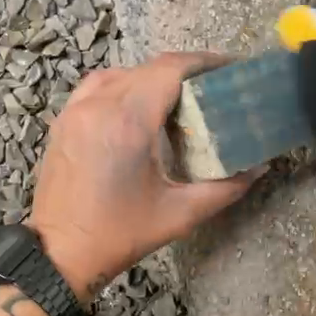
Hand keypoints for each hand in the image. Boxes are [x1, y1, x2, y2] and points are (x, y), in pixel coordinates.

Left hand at [29, 53, 259, 300]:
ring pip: (121, 73)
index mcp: (128, 122)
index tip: (229, 66)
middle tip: (212, 87)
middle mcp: (99, 105)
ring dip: (151, 78)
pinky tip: (137, 106)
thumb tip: (257, 168)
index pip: (169, 69)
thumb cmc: (118, 235)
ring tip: (177, 97)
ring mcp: (76, 110)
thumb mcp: (178, 215)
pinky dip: (122, 86)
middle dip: (183, 72)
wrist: (58, 253)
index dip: (203, 62)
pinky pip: (97, 86)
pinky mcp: (63, 120)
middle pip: (148, 69)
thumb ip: (223, 188)